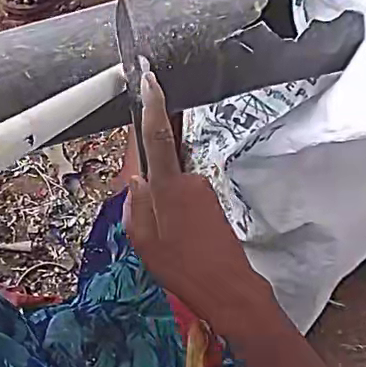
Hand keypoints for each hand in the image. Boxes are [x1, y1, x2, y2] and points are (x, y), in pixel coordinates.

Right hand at [122, 73, 280, 340]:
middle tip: (146, 220)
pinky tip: (177, 239)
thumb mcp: (143, 240)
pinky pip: (182, 195)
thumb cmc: (183, 268)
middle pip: (159, 164)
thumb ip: (134, 204)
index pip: (156, 134)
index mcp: (169, 185)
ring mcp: (203, 189)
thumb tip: (136, 181)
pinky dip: (173, 210)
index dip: (152, 102)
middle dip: (147, 183)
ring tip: (163, 238)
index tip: (148, 76)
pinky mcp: (212, 201)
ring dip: (162, 202)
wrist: (230, 290)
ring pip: (170, 184)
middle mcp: (189, 179)